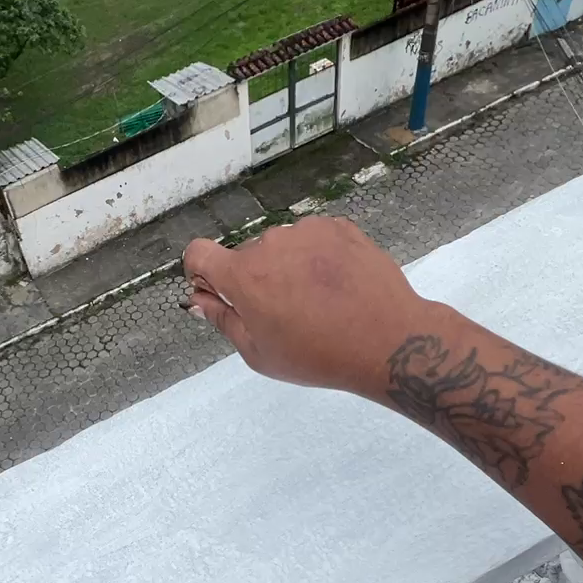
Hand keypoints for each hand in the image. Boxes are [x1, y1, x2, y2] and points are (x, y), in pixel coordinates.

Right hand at [182, 217, 440, 397]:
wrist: (385, 339)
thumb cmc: (316, 355)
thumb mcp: (258, 352)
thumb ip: (222, 319)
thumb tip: (198, 299)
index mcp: (243, 276)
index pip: (198, 253)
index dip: (200, 272)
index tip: (217, 292)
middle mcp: (269, 243)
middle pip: (245, 257)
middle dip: (254, 281)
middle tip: (282, 315)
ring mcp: (306, 231)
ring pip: (281, 248)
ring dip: (287, 268)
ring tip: (315, 303)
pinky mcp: (338, 227)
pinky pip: (312, 240)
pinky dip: (315, 259)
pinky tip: (335, 288)